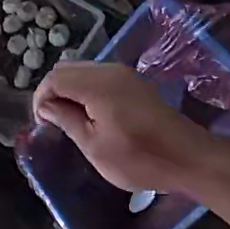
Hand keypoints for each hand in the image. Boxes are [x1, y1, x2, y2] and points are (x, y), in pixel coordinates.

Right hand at [31, 61, 216, 193]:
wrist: (189, 158)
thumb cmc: (139, 159)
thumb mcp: (95, 146)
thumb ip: (67, 120)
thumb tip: (46, 106)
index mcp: (97, 85)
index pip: (54, 78)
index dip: (41, 99)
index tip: (42, 125)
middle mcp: (110, 71)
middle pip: (67, 69)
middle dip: (53, 92)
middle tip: (53, 123)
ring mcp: (125, 75)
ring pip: (83, 71)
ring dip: (70, 91)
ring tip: (71, 121)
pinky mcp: (135, 83)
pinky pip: (100, 78)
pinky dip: (87, 91)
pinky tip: (91, 116)